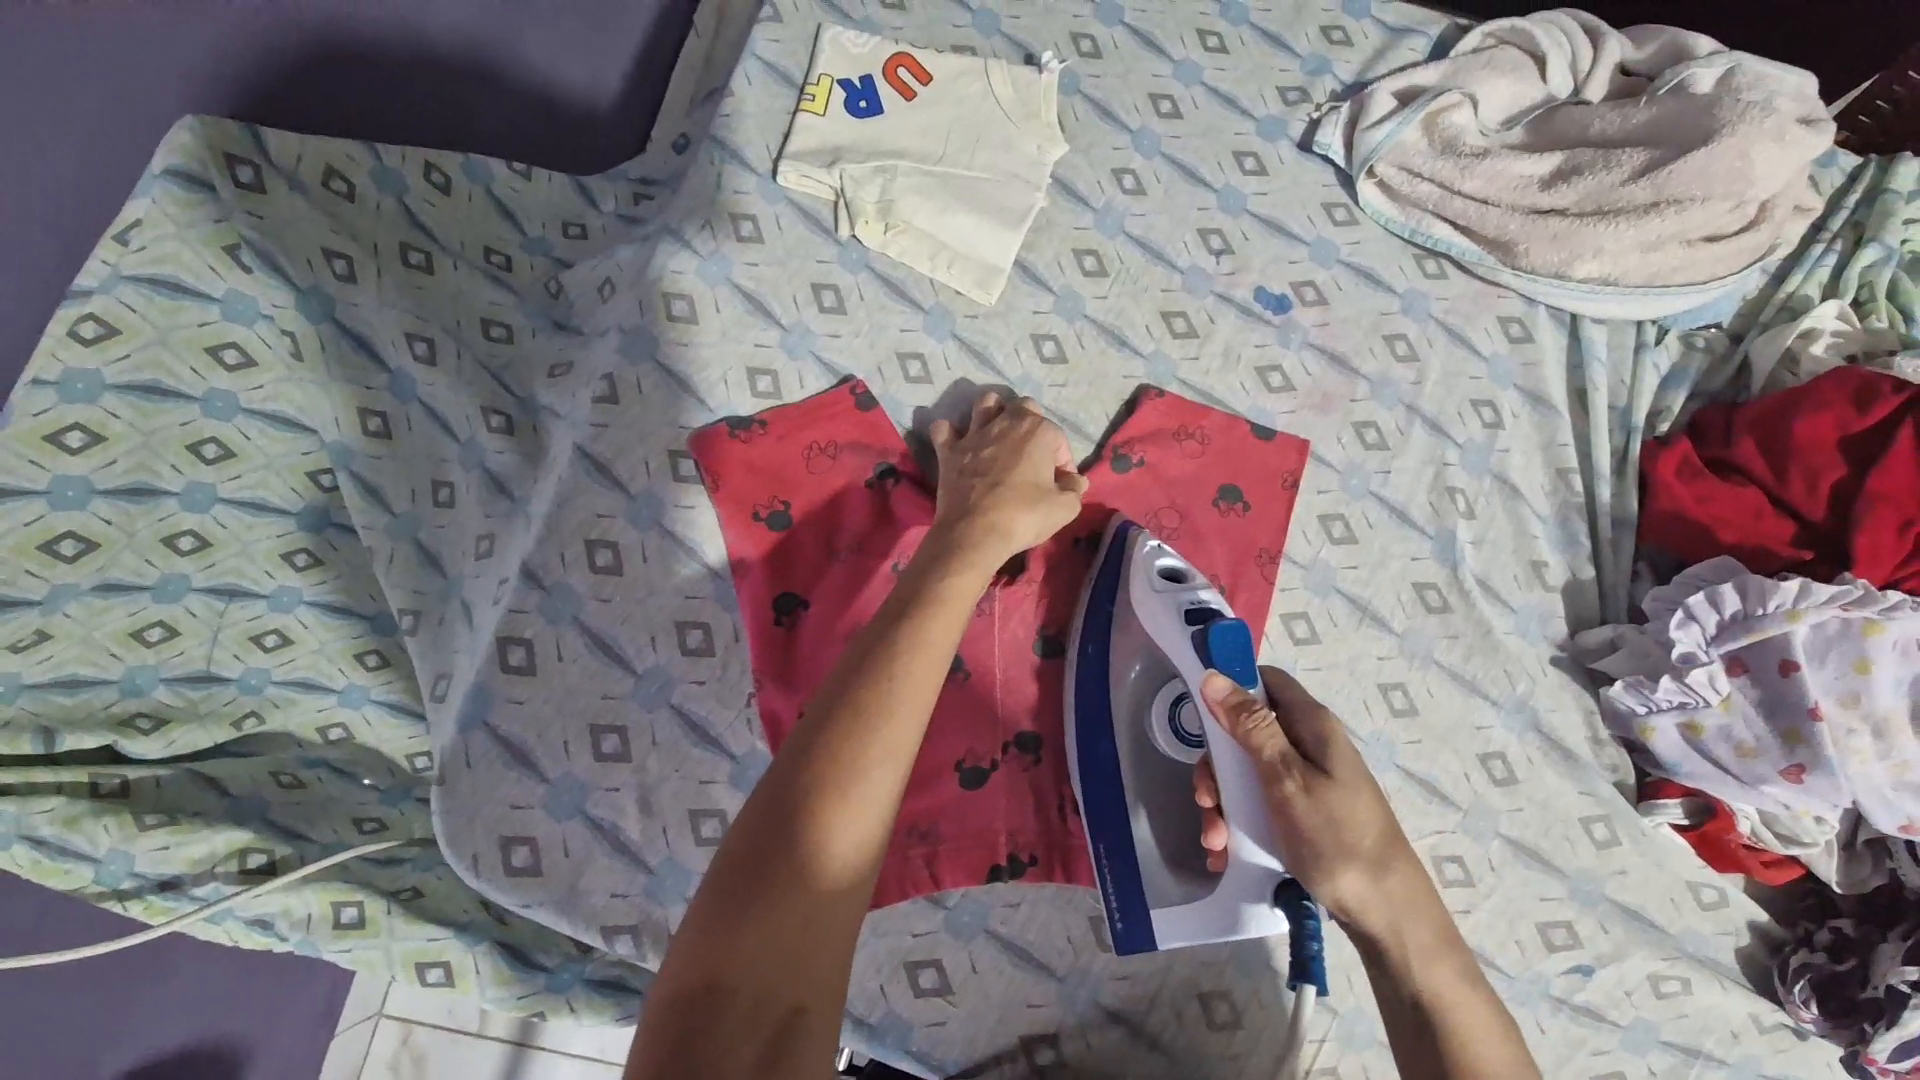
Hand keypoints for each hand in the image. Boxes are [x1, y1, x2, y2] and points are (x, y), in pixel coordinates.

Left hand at [927, 392, 1087, 568]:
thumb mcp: (1064, 508)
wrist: (975, 533)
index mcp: (1038, 431)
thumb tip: (1075, 481)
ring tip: (997, 434)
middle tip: (1032, 453)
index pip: (1058, 438)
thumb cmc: (1024, 517)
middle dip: (1032, 424)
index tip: (1061, 484)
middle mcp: (1006, 423)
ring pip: (985, 403)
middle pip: (1024, 407)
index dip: (1062, 462)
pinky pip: (943, 429)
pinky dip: (949, 433)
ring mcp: (974, 434)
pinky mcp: (949, 450)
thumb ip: (1074, 489)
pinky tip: (957, 444)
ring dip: (993, 413)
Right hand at [1194, 667, 1423, 933]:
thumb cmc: (1335, 838)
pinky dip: (1237, 825)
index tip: (1200, 714)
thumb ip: (1251, 728)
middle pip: (1246, 733)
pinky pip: (1258, 806)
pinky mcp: (1302, 814)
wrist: (1384, 912)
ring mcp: (1306, 781)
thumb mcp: (1285, 779)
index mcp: (1311, 725)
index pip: (1265, 681)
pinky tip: (1225, 852)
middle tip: (1206, 798)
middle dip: (1217, 766)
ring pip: (1246, 774)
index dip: (1231, 688)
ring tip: (1215, 839)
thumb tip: (1214, 677)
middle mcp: (1308, 746)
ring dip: (1222, 803)